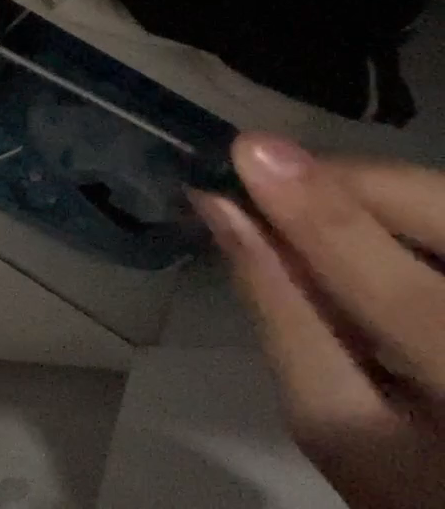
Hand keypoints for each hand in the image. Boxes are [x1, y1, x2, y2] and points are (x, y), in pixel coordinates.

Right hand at [193, 135, 444, 508]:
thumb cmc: (409, 480)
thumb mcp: (335, 422)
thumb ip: (279, 311)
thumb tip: (219, 208)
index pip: (406, 296)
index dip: (323, 215)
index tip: (245, 151)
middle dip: (348, 186)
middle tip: (263, 180)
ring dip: (374, 198)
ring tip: (311, 217)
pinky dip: (404, 219)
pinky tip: (370, 242)